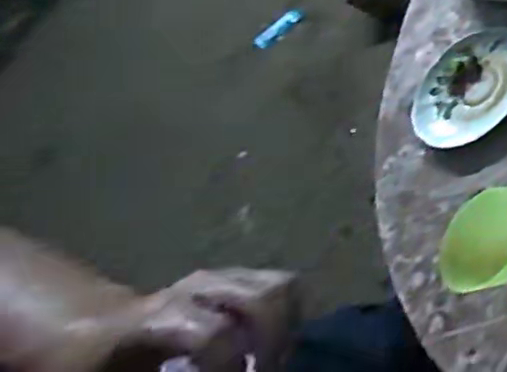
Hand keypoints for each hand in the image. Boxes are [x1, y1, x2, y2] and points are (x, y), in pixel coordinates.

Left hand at [61, 268, 297, 371]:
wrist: (88, 332)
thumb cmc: (92, 367)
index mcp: (160, 317)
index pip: (214, 333)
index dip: (229, 364)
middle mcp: (200, 287)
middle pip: (265, 296)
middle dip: (277, 336)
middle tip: (270, 369)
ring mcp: (225, 273)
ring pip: (283, 284)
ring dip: (289, 320)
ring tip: (276, 354)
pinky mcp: (241, 273)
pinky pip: (282, 283)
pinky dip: (289, 309)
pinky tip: (274, 336)